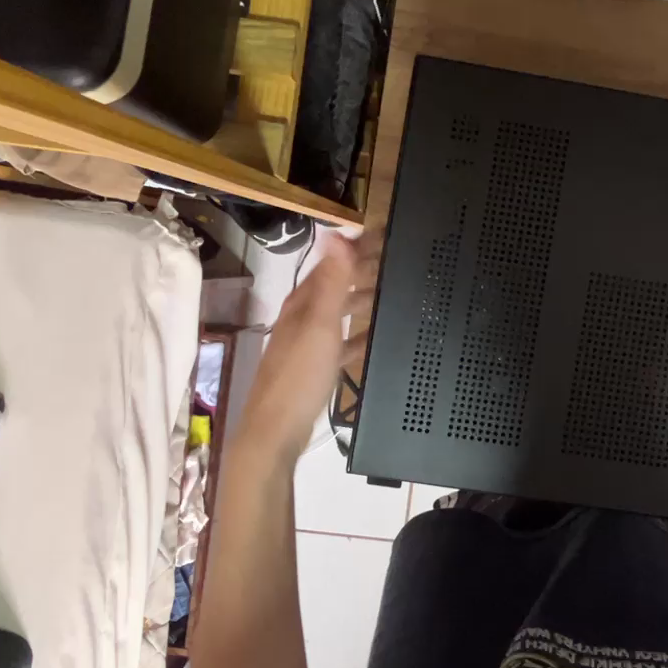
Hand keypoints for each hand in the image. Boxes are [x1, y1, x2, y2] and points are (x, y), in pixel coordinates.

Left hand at [232, 232, 372, 461]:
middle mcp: (301, 318)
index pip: (331, 264)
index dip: (355, 249)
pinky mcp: (314, 368)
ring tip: (389, 295)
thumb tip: (334, 235)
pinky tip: (374, 340)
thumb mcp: (320, 325)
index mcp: (301, 303)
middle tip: (392, 262)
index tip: (382, 236)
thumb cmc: (299, 376)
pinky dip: (358, 335)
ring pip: (338, 313)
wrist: (275, 432)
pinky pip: (341, 341)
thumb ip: (331, 282)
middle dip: (360, 272)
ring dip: (360, 301)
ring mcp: (306, 344)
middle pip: (334, 286)